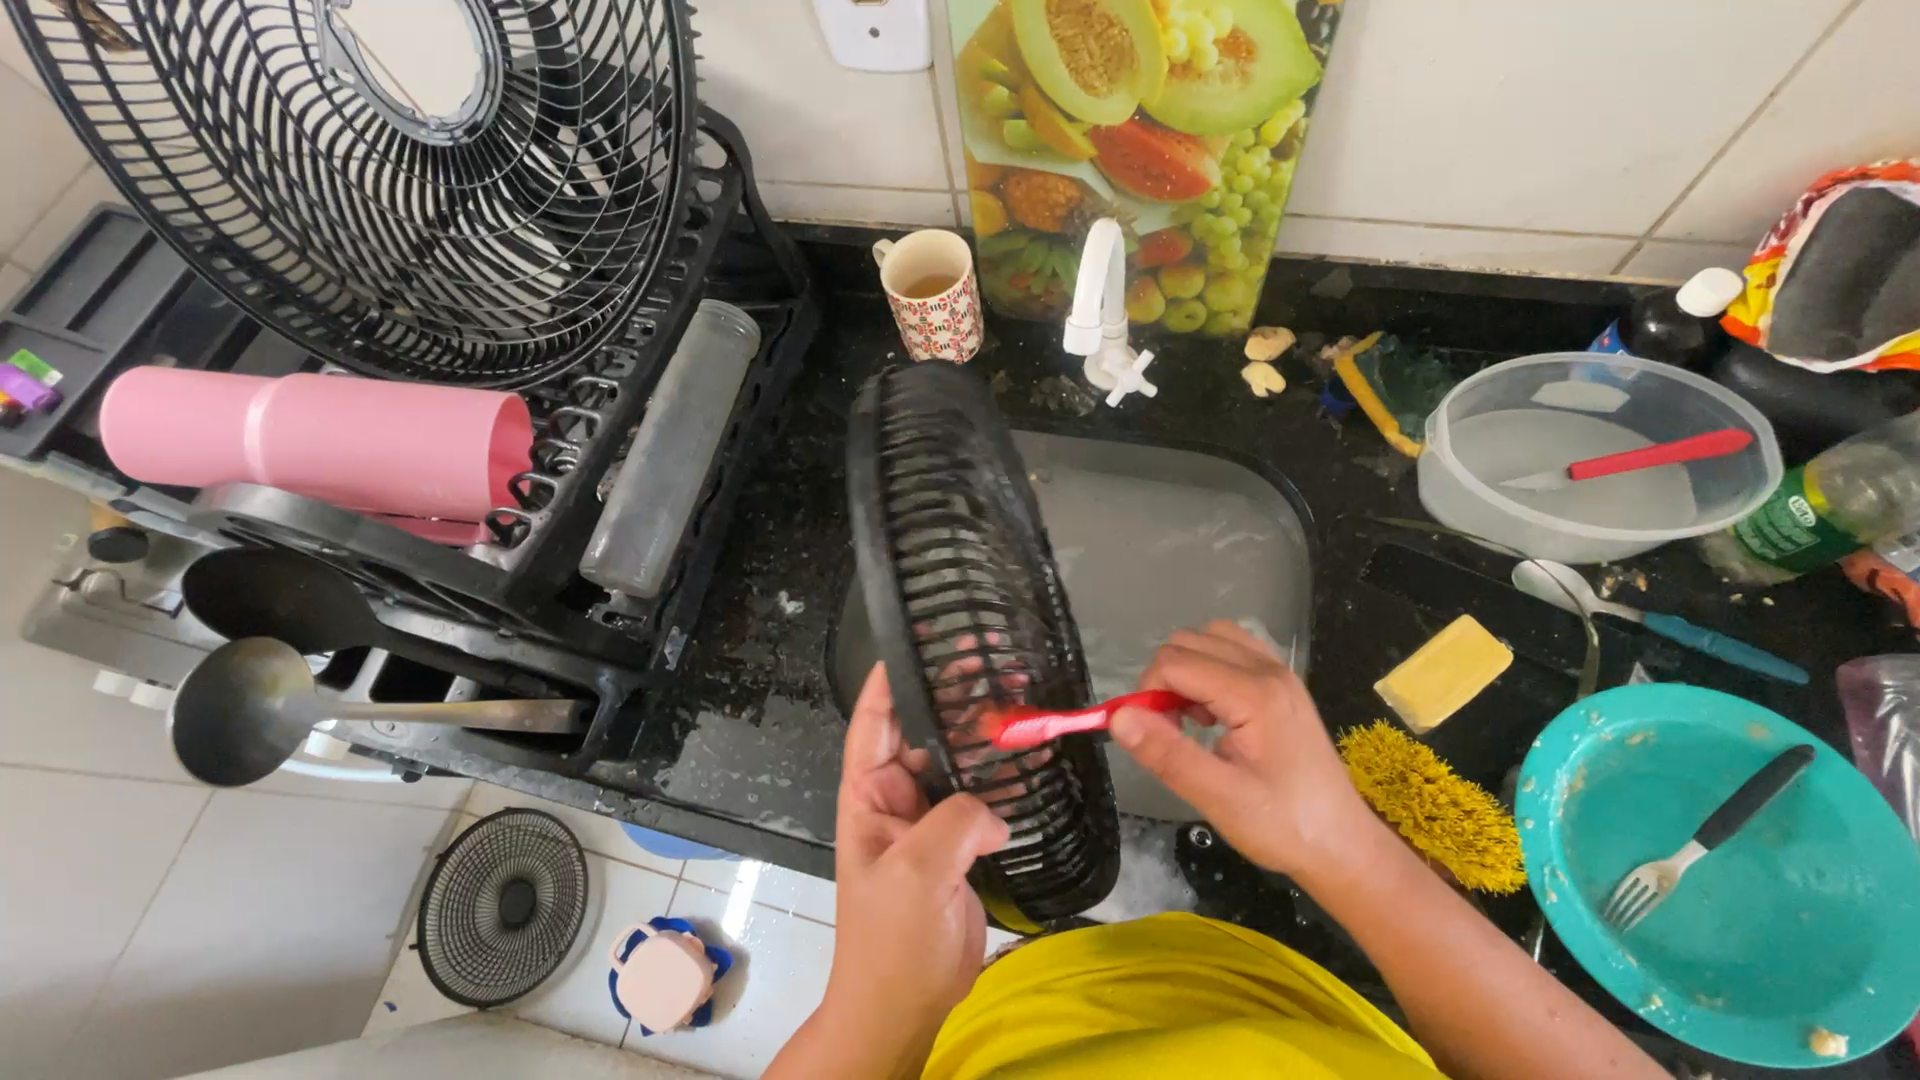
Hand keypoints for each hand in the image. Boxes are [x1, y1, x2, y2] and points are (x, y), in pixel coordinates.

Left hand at [823, 662, 1009, 1045]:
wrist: (906, 1003)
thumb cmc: (890, 938)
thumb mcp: (913, 872)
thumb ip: (954, 822)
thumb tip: (994, 812)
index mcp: (867, 795)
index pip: (873, 722)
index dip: (890, 680)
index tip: (919, 640)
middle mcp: (896, 798)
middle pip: (922, 732)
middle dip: (951, 696)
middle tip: (989, 657)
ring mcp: (929, 820)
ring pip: (956, 762)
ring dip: (982, 732)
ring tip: (1018, 693)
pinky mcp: (959, 843)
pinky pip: (982, 798)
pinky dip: (1004, 777)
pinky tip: (1031, 756)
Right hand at [1109, 620, 1373, 877]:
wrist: (1343, 846)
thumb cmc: (1283, 826)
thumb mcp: (1219, 798)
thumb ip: (1167, 753)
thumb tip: (1119, 717)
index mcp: (1254, 694)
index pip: (1174, 663)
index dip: (1147, 694)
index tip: (1152, 737)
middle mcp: (1268, 670)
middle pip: (1188, 642)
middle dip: (1164, 681)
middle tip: (1171, 732)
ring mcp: (1280, 673)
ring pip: (1210, 638)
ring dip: (1187, 671)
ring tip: (1191, 719)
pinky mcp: (1283, 685)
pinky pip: (1234, 650)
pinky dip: (1210, 669)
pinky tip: (1214, 712)